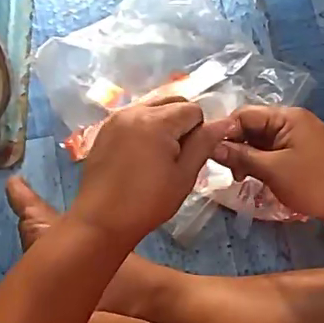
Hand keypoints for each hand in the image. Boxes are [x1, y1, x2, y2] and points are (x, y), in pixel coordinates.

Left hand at [69, 97, 232, 244]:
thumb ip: (204, 144)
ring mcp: (116, 118)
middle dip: (182, 122)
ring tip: (158, 156)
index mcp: (157, 121)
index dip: (199, 132)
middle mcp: (135, 111)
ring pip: (153, 107)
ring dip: (163, 123)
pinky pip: (134, 117)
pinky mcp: (105, 129)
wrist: (100, 220)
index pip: (193, 110)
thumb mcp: (184, 176)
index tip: (190, 157)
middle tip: (177, 155)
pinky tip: (140, 156)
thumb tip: (223, 123)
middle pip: (172, 101)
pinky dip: (145, 128)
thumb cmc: (147, 202)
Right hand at [212, 106, 323, 224]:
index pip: (244, 114)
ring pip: (261, 141)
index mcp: (287, 117)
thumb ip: (241, 156)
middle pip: (252, 126)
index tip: (209, 153)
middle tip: (227, 172)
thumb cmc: (313, 183)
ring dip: (247, 157)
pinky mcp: (302, 153)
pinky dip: (261, 163)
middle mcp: (292, 121)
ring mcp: (299, 137)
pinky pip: (273, 152)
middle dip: (236, 146)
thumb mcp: (272, 170)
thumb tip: (212, 146)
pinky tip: (254, 178)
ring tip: (240, 179)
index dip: (225, 132)